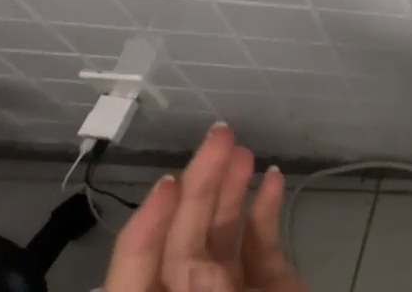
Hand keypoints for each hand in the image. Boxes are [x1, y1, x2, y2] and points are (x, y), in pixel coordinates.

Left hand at [103, 124, 307, 291]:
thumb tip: (195, 266)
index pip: (136, 267)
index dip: (149, 225)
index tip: (170, 181)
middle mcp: (186, 291)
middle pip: (185, 237)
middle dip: (201, 184)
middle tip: (221, 135)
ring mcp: (230, 287)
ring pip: (221, 233)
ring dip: (231, 187)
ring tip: (241, 149)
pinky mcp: (268, 280)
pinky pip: (262, 240)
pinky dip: (267, 208)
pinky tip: (275, 177)